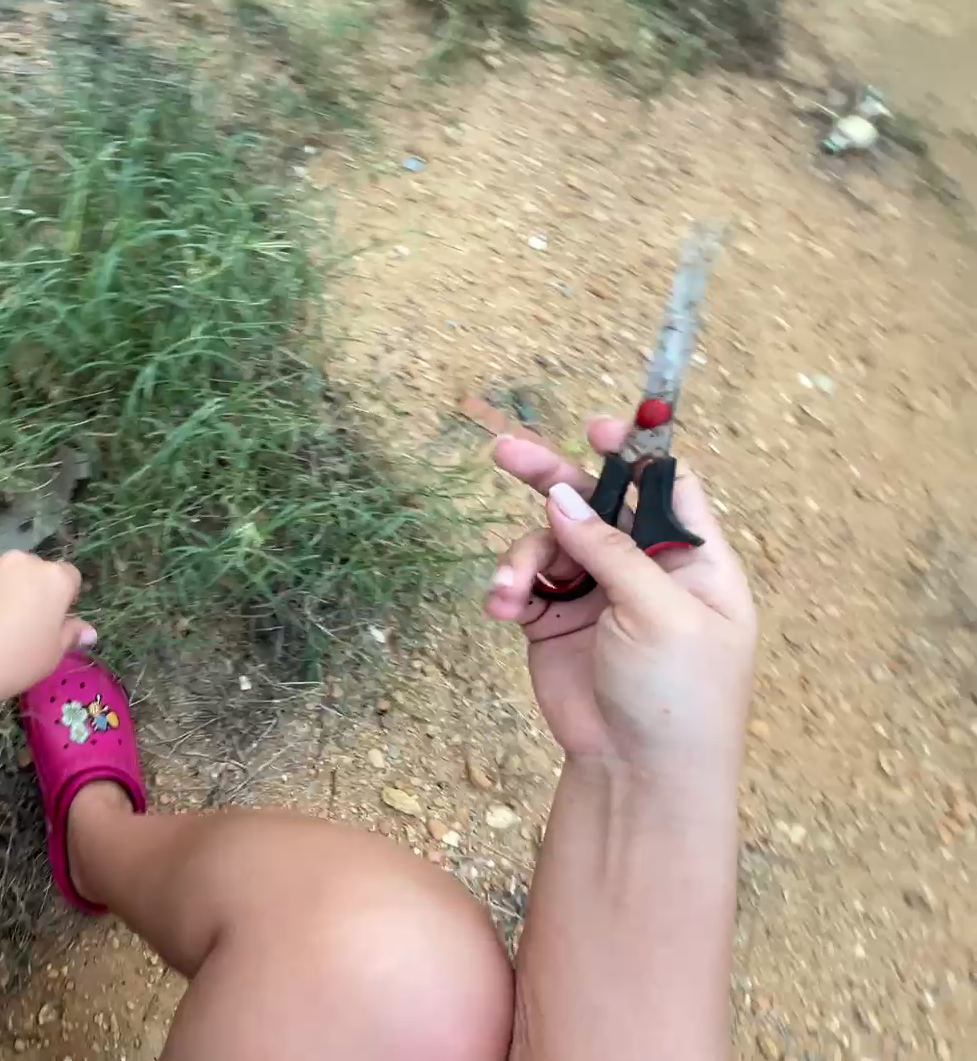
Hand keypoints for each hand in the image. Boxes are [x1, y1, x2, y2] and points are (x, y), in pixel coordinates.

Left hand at [0, 551, 94, 710]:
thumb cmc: (14, 662)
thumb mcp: (51, 656)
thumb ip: (70, 635)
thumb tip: (88, 631)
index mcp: (53, 579)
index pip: (69, 577)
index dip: (64, 599)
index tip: (52, 622)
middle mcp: (21, 563)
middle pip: (33, 572)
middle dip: (31, 591)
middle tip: (20, 626)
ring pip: (1, 575)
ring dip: (1, 592)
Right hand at [484, 418, 755, 776]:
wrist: (634, 764)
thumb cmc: (678, 691)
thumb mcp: (658, 614)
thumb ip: (610, 552)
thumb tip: (561, 498)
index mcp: (689, 561)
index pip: (664, 491)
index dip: (634, 457)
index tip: (599, 428)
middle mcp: (637, 567)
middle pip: (589, 506)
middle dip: (547, 479)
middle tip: (502, 451)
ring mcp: (590, 591)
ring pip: (542, 545)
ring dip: (517, 562)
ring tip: (506, 595)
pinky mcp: (548, 615)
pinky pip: (519, 582)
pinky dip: (506, 591)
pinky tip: (502, 610)